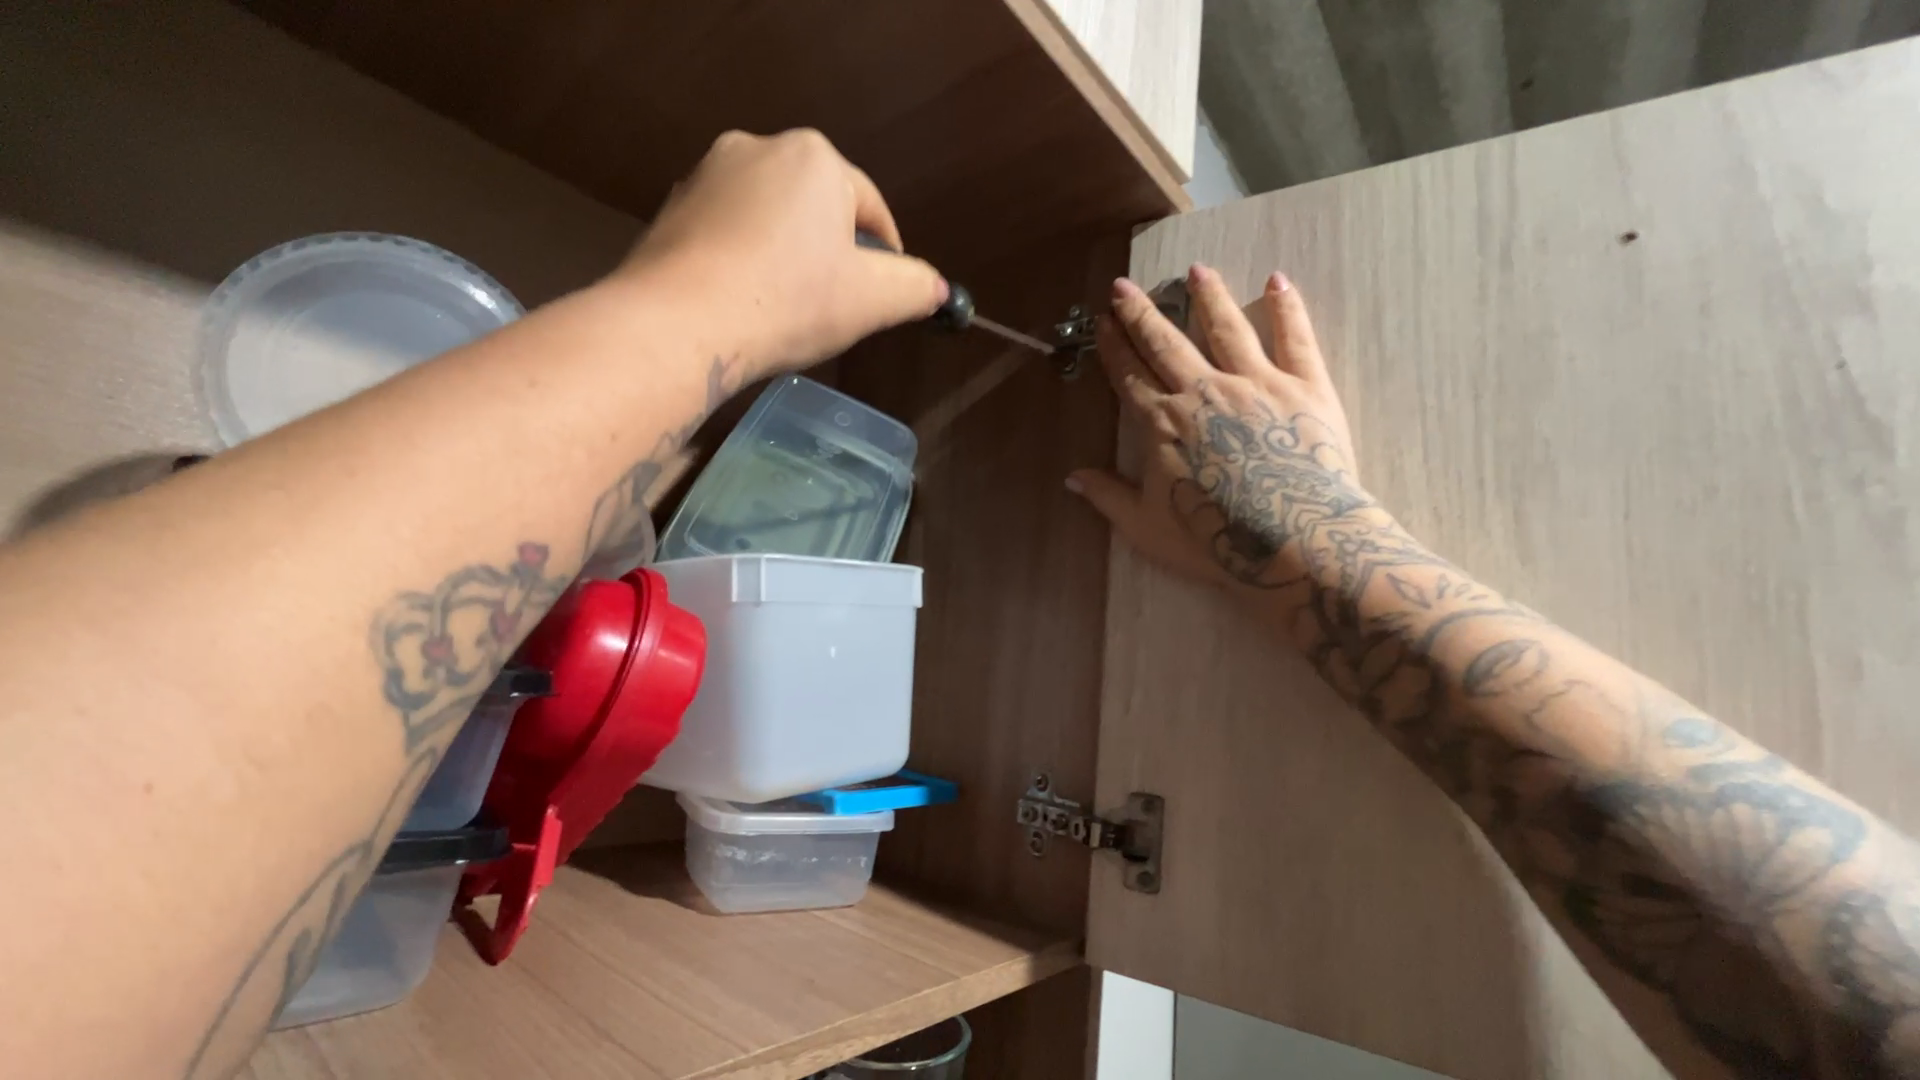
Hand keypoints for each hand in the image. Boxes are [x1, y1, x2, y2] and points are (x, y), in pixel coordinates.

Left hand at [619, 129, 948, 377]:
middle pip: (818, 209)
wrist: (680, 323)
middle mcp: (759, 147)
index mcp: (815, 158)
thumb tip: (937, 289)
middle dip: (831, 254)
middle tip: (834, 307)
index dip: (886, 256)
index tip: (884, 298)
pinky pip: (729, 233)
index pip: (870, 208)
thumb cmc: (789, 302)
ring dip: (787, 256)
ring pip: (771, 219)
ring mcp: (707, 174)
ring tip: (786, 308)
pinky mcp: (672, 207)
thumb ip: (916, 288)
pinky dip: (745, 261)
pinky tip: (745, 301)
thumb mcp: (872, 301)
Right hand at [1069, 265, 1380, 590]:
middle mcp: (1203, 391)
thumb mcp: (1145, 528)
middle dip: (1142, 313)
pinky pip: (1295, 338)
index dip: (1114, 348)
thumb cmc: (1213, 542)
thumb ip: (1108, 497)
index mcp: (1163, 423)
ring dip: (1208, 297)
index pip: (1130, 376)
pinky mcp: (1305, 386)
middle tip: (1125, 286)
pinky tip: (1277, 282)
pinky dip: (1286, 308)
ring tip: (1197, 270)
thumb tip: (1072, 477)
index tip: (1103, 323)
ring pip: (1227, 329)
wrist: (1294, 542)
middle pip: (1167, 343)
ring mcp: (1256, 383)